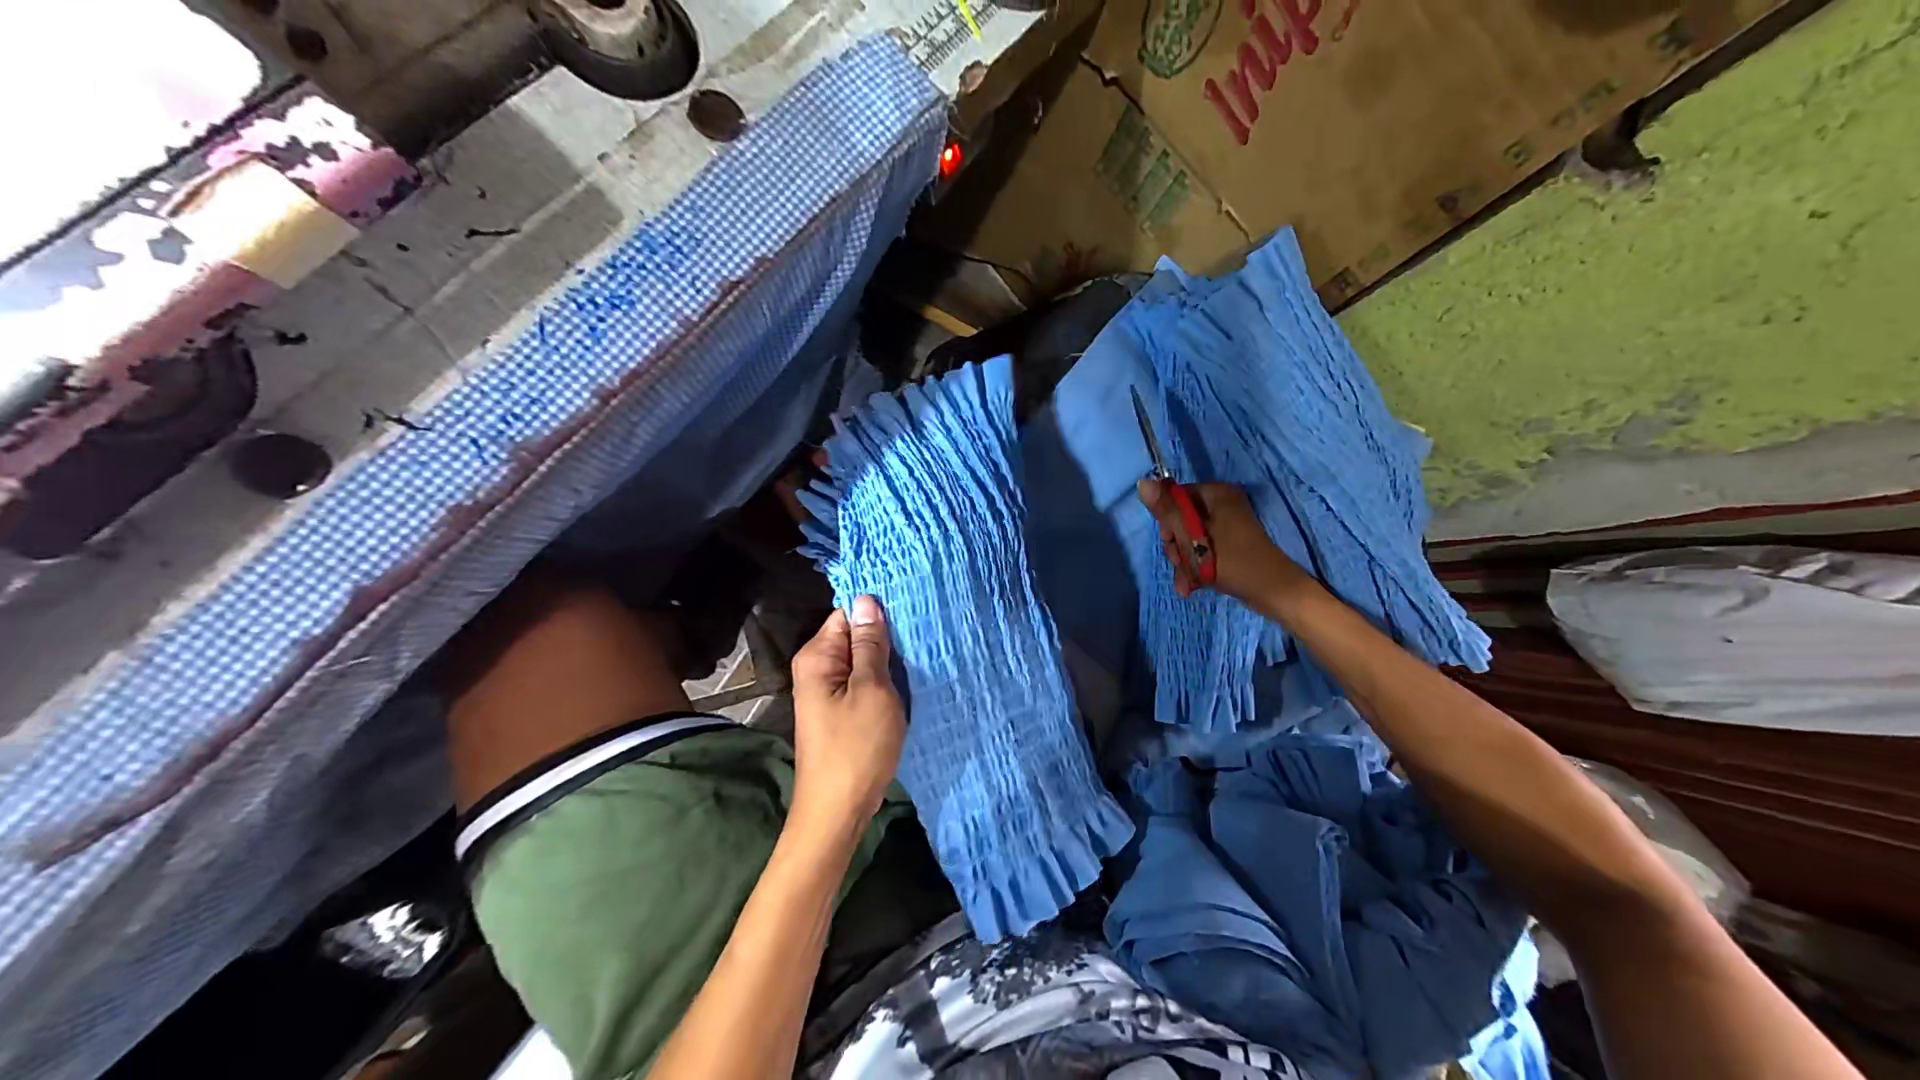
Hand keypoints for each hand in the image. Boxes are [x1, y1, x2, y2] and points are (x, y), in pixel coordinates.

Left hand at [789, 595, 906, 829]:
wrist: (838, 810)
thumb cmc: (856, 748)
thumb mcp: (871, 690)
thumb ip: (870, 644)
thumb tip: (866, 600)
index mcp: (818, 656)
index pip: (848, 613)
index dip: (877, 611)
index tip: (911, 611)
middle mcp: (817, 668)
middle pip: (855, 636)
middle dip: (886, 636)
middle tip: (924, 635)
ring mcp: (828, 691)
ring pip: (863, 661)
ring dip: (888, 660)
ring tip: (923, 656)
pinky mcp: (840, 711)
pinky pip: (864, 683)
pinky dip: (884, 681)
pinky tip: (908, 681)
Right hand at [1136, 478, 1303, 602]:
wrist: (1272, 592)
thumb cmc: (1232, 561)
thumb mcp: (1193, 537)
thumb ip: (1167, 511)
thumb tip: (1142, 482)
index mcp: (1216, 493)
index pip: (1174, 499)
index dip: (1168, 524)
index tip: (1171, 546)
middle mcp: (1221, 503)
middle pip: (1180, 520)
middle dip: (1176, 549)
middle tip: (1181, 566)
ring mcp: (1226, 523)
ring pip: (1188, 538)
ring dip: (1183, 562)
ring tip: (1187, 583)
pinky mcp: (1228, 542)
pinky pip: (1201, 548)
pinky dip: (1195, 565)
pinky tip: (1191, 584)